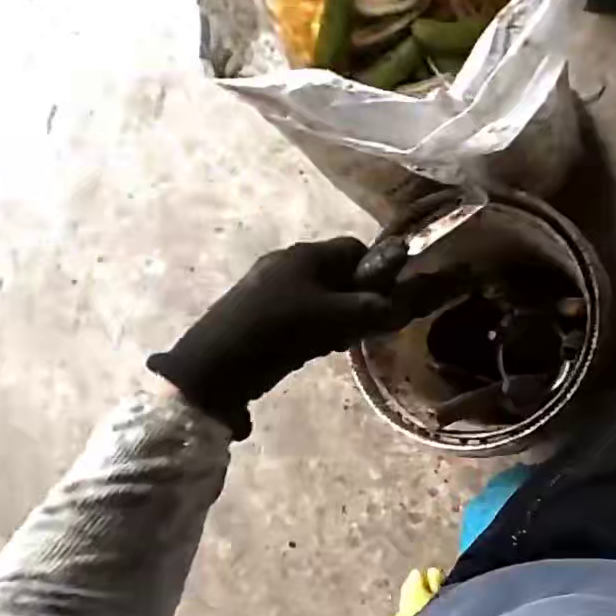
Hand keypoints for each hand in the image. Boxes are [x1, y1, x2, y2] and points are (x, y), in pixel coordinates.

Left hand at [147, 237, 441, 437]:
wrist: (214, 366)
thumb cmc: (277, 331)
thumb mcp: (333, 319)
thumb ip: (372, 310)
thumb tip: (402, 306)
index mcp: (305, 255)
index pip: (355, 248)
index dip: (376, 271)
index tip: (386, 299)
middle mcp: (287, 263)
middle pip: (337, 273)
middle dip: (356, 297)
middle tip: (365, 325)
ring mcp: (269, 288)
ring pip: (320, 295)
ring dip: (336, 316)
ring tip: (340, 340)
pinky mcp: (259, 313)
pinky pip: (300, 312)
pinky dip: (315, 327)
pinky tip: (314, 348)